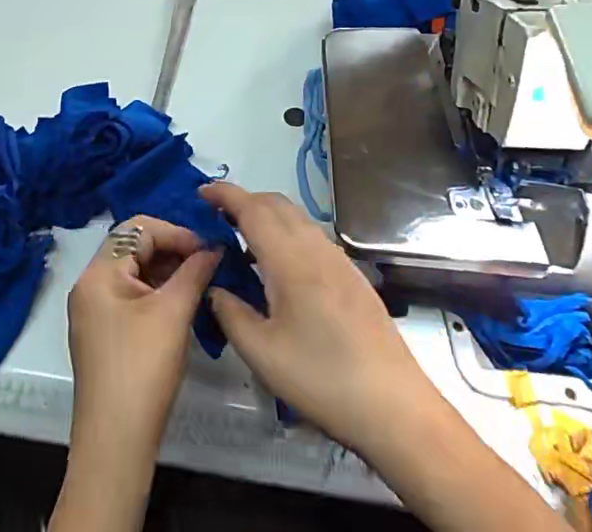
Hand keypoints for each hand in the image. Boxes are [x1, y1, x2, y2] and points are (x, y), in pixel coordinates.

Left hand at [66, 217, 222, 453]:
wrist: (116, 440)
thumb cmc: (144, 367)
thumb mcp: (175, 311)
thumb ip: (196, 270)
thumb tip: (215, 247)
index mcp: (98, 274)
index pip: (139, 228)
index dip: (177, 232)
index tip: (208, 249)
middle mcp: (90, 285)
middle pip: (135, 246)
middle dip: (174, 249)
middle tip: (208, 262)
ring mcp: (95, 310)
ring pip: (136, 270)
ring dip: (169, 269)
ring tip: (201, 280)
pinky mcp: (104, 331)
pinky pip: (133, 294)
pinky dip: (159, 290)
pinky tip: (184, 301)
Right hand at [200, 183, 437, 456]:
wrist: (391, 401)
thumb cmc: (321, 378)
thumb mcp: (263, 354)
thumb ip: (232, 314)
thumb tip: (215, 289)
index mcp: (291, 260)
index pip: (253, 210)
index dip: (226, 195)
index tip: (201, 191)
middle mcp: (317, 248)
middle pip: (277, 205)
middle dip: (245, 202)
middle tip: (216, 219)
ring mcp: (339, 259)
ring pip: (298, 220)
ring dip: (268, 218)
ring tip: (242, 242)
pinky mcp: (352, 275)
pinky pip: (312, 237)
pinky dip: (287, 235)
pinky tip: (278, 268)